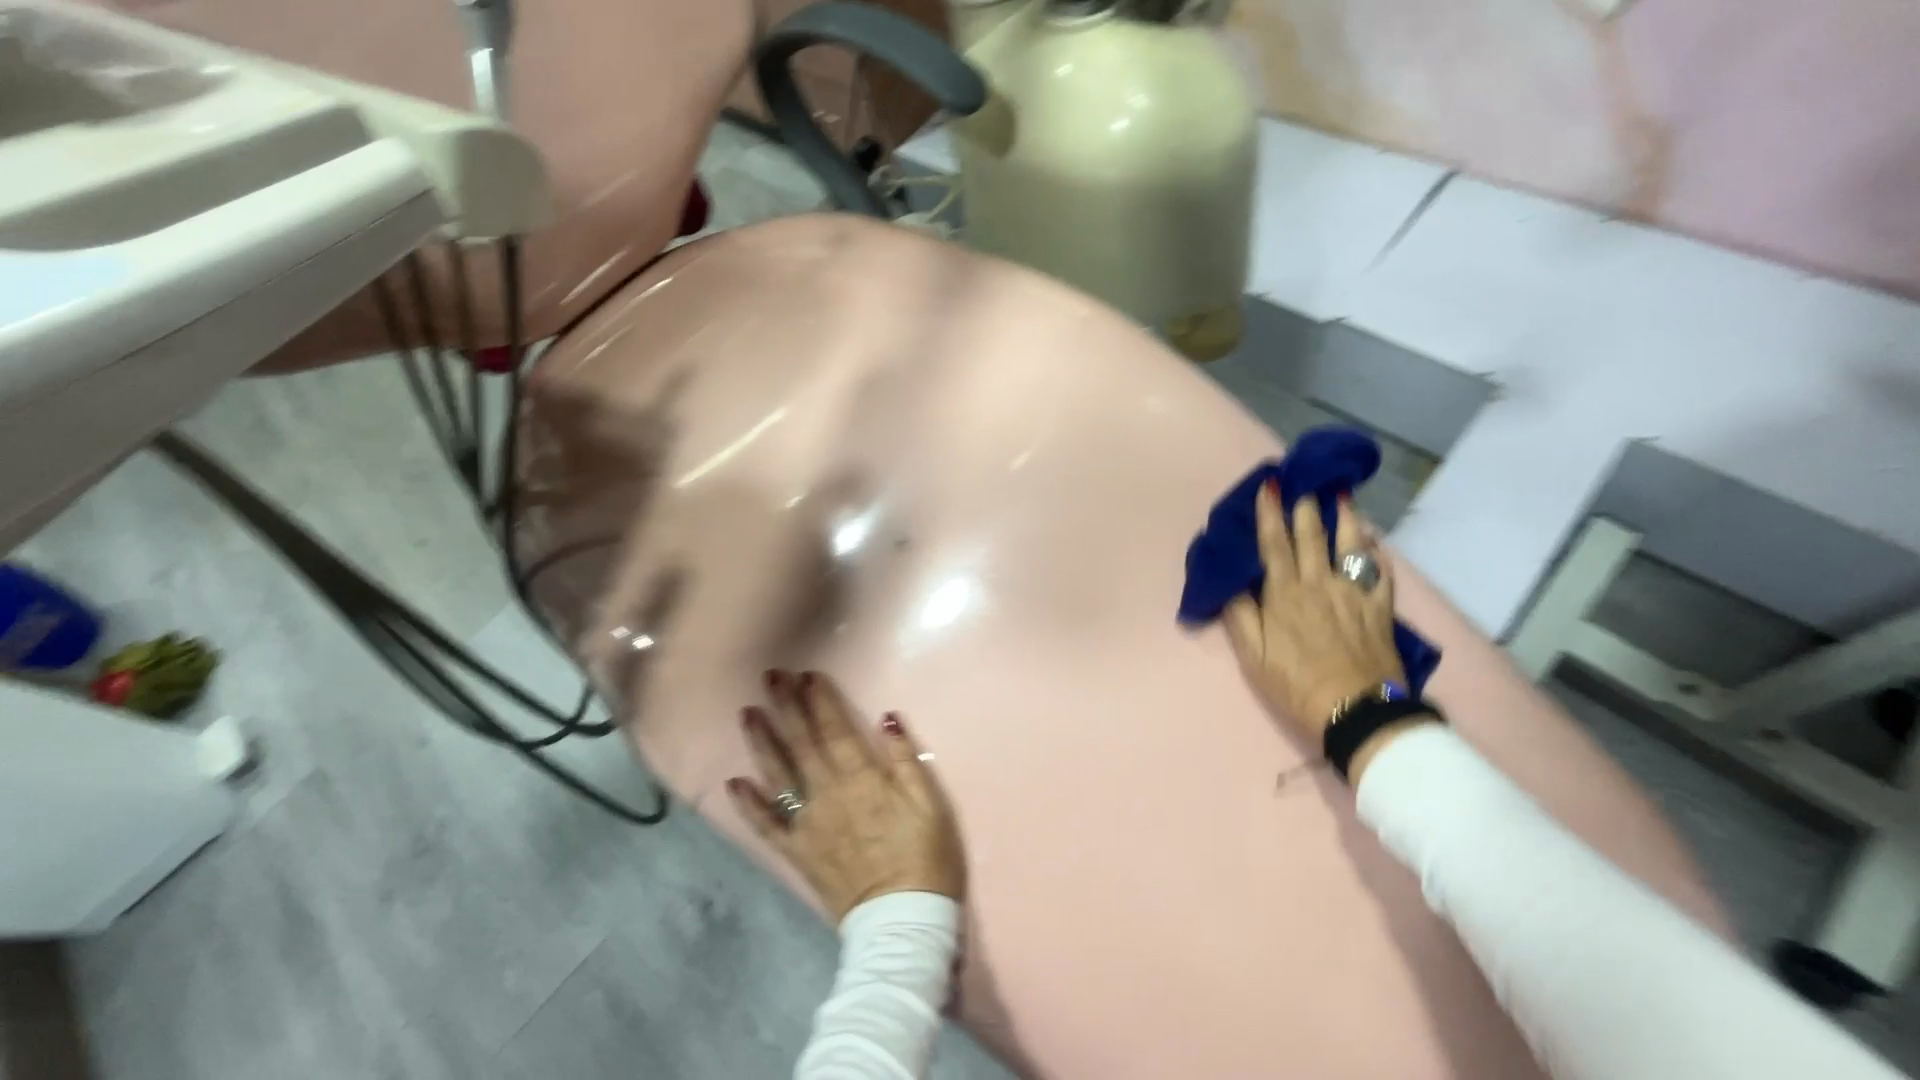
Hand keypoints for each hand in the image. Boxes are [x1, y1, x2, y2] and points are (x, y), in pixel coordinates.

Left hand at [728, 670, 965, 920]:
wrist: (903, 920)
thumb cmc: (927, 858)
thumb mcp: (932, 804)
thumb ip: (906, 760)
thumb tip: (886, 719)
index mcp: (863, 780)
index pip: (836, 730)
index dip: (819, 700)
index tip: (806, 675)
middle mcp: (828, 795)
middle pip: (803, 743)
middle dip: (786, 707)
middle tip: (770, 677)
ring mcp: (808, 824)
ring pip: (778, 775)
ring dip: (762, 742)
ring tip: (747, 713)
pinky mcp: (797, 853)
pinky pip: (767, 826)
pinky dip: (749, 805)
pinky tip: (734, 783)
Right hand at [1222, 482, 1405, 743]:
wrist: (1358, 711)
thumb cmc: (1297, 686)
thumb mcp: (1254, 657)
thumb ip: (1241, 616)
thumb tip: (1231, 581)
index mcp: (1284, 595)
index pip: (1274, 545)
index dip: (1270, 514)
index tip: (1269, 486)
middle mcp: (1319, 585)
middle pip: (1311, 538)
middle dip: (1305, 507)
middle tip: (1304, 481)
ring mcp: (1354, 595)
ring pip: (1349, 547)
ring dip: (1345, 519)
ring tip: (1343, 497)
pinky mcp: (1380, 610)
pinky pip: (1381, 574)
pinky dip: (1378, 556)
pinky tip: (1376, 545)